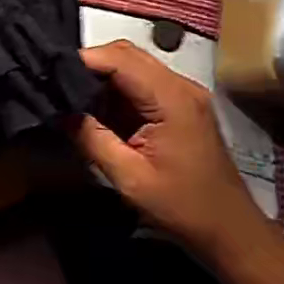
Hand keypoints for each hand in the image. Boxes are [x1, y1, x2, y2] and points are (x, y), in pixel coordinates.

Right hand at [73, 41, 272, 263]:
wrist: (230, 229)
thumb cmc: (183, 207)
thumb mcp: (130, 179)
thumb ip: (93, 140)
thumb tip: (61, 113)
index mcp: (171, 99)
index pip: (120, 59)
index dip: (85, 60)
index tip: (53, 71)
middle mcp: (181, 85)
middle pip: (128, 54)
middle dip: (92, 64)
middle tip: (59, 83)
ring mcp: (184, 93)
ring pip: (135, 65)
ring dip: (104, 76)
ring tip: (73, 95)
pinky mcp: (182, 104)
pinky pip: (144, 82)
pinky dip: (119, 88)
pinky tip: (100, 108)